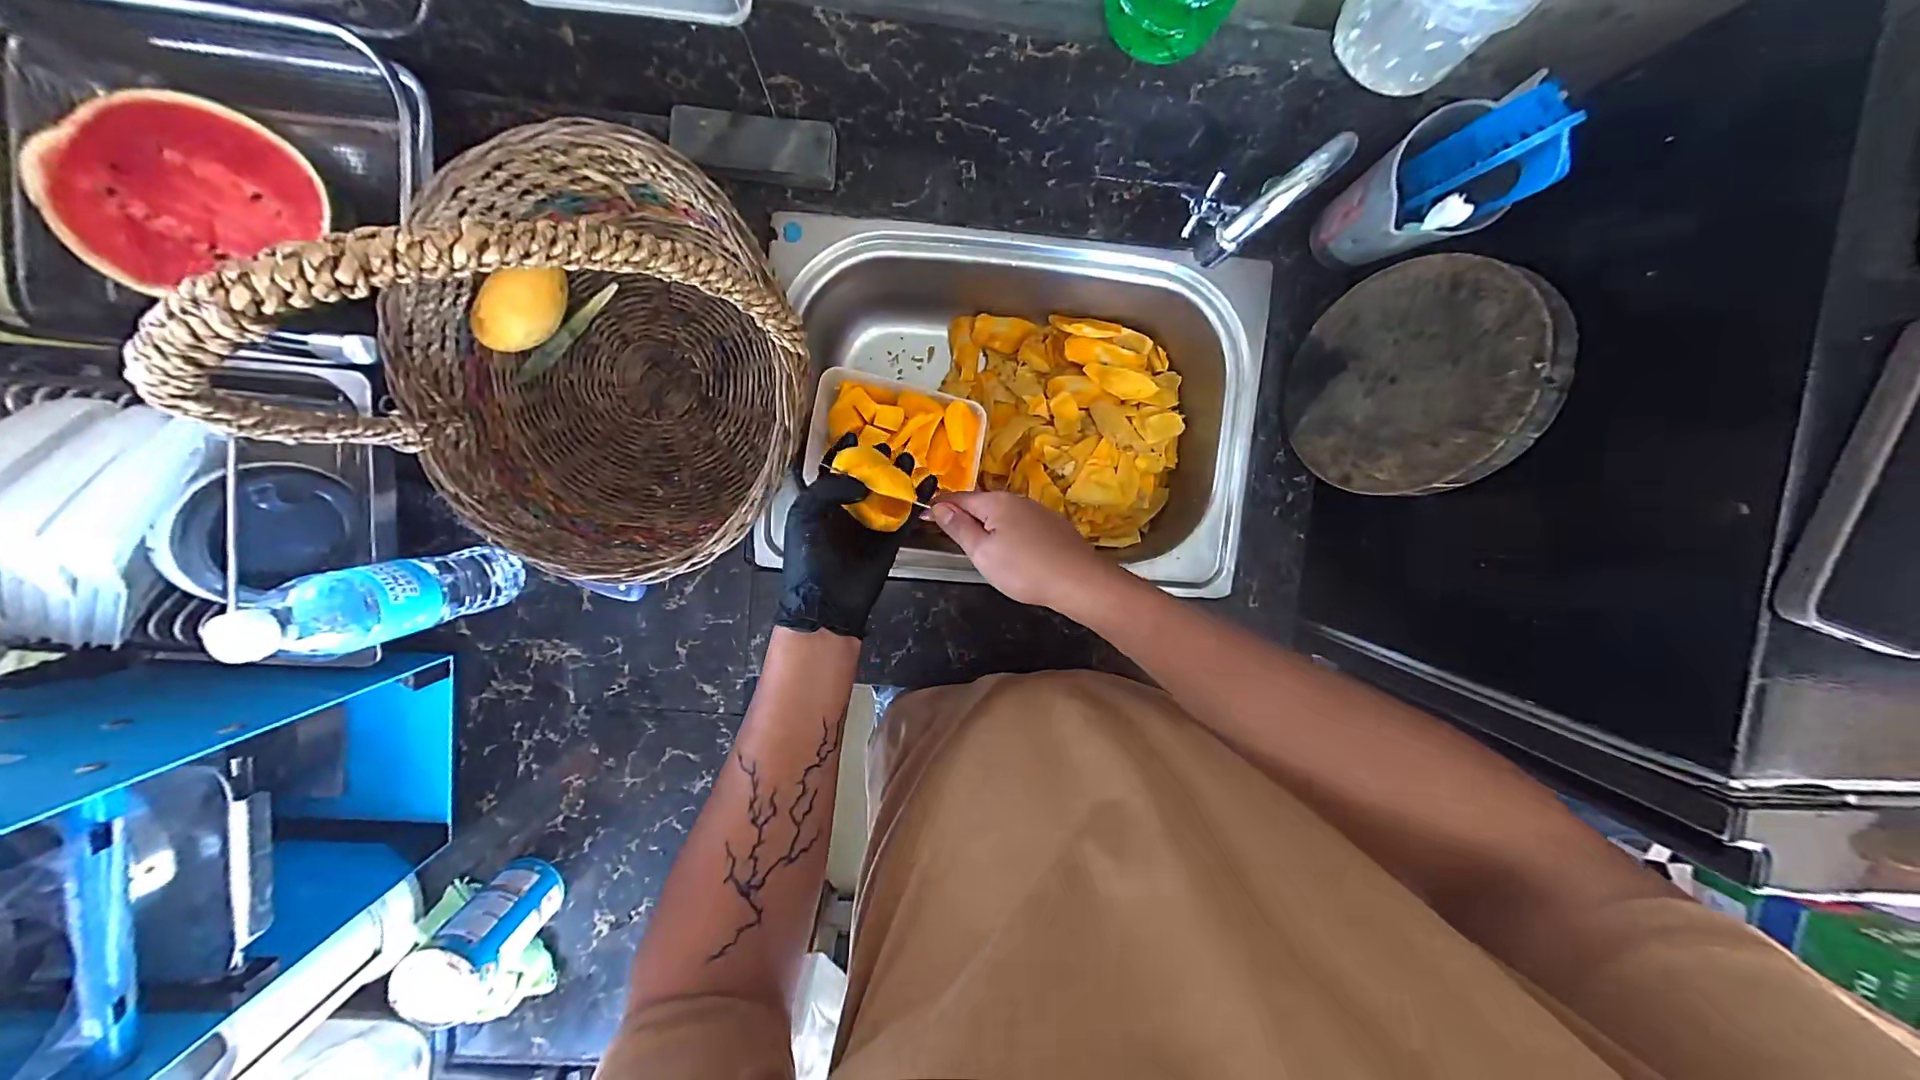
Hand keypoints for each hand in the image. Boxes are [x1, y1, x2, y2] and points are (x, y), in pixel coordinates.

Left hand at [775, 435, 936, 638]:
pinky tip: (929, 483)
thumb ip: (830, 488)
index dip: (844, 451)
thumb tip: (862, 478)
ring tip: (909, 459)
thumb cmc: (809, 558)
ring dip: (900, 475)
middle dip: (878, 460)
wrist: (827, 603)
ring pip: (889, 493)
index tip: (856, 433)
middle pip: (866, 477)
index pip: (834, 469)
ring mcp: (870, 524)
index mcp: (822, 502)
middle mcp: (847, 509)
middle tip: (890, 446)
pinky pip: (907, 515)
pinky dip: (919, 498)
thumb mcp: (807, 515)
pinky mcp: (890, 539)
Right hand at [929, 491, 1132, 616]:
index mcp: (996, 502)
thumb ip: (959, 528)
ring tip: (980, 549)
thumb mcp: (982, 552)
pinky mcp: (1054, 527)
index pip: (959, 498)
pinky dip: (1009, 534)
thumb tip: (939, 506)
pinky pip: (1022, 525)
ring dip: (988, 527)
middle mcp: (1018, 500)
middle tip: (950, 536)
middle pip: (982, 505)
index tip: (924, 517)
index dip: (939, 507)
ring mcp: (1039, 512)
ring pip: (1004, 516)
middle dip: (965, 516)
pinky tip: (1012, 553)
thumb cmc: (1024, 570)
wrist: (1079, 582)